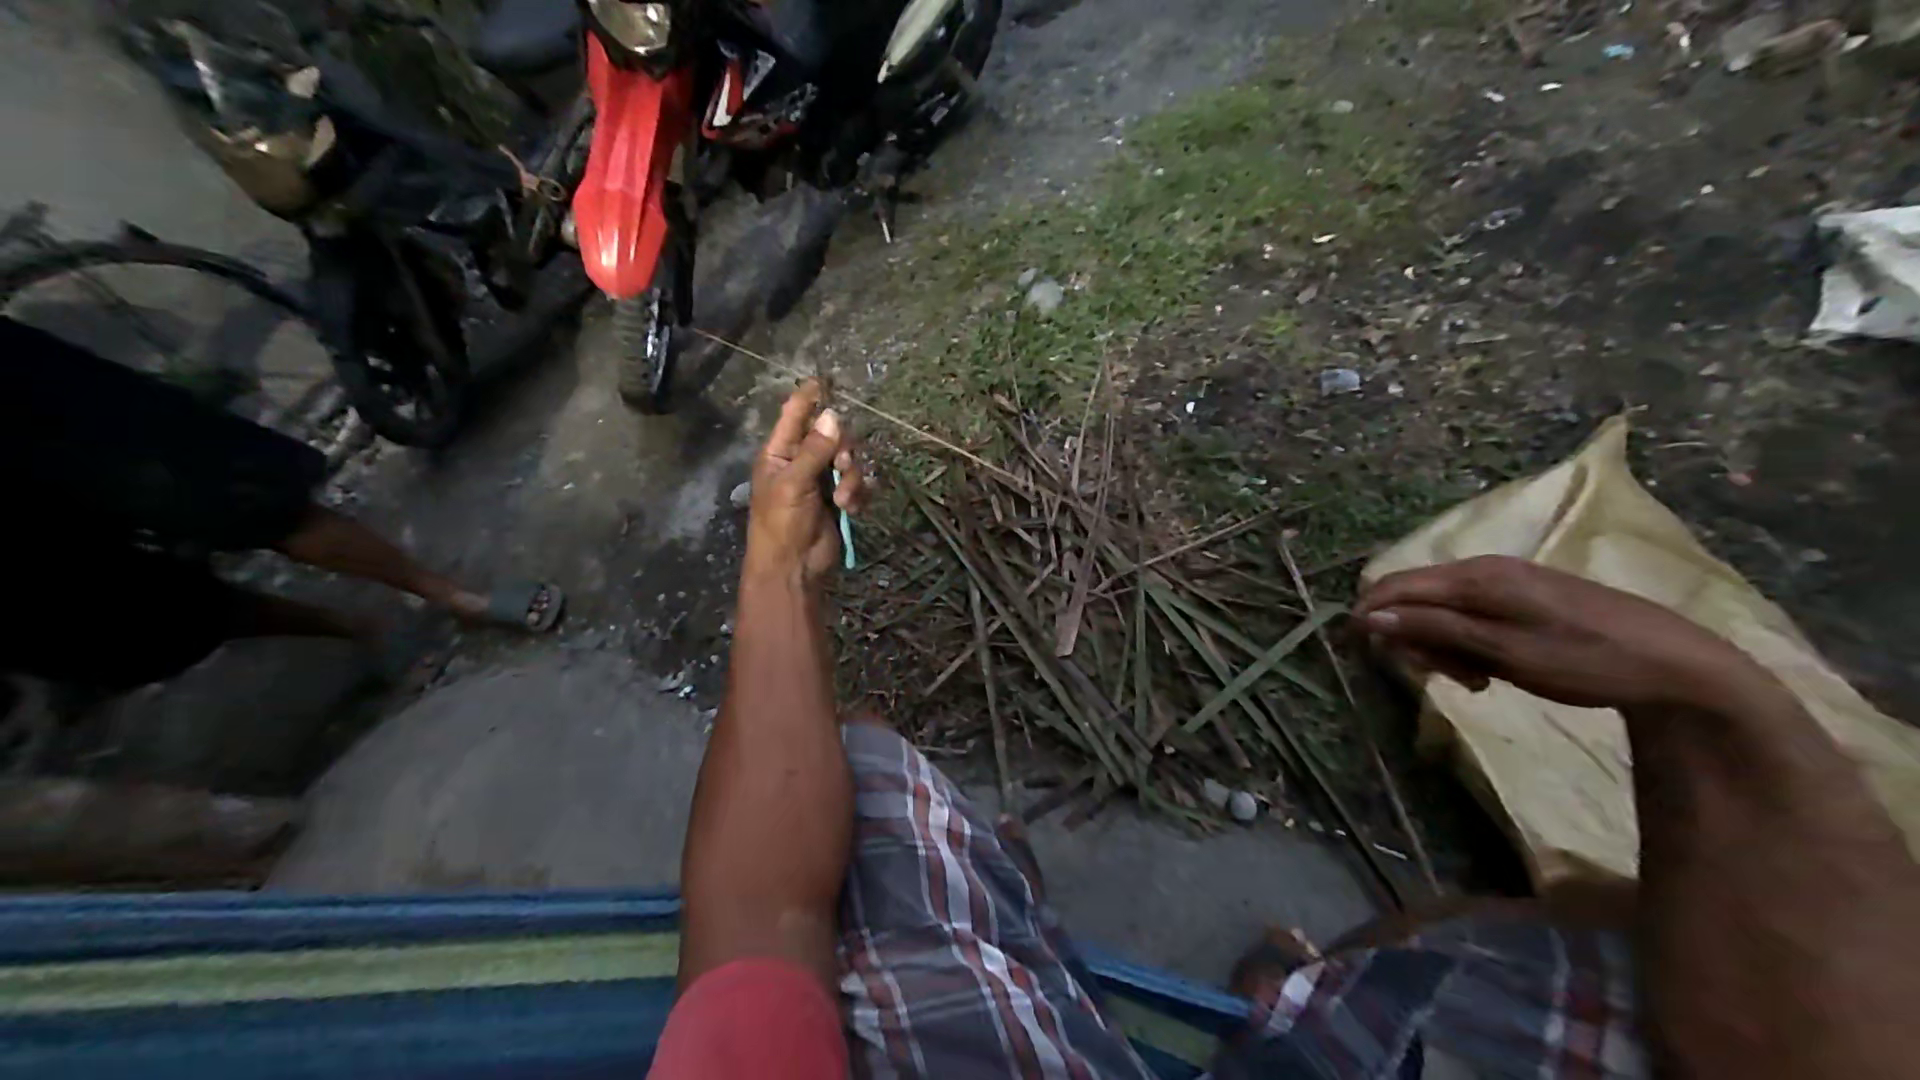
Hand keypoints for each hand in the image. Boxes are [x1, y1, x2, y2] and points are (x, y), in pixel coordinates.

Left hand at [744, 381, 865, 586]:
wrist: (793, 569)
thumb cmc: (781, 525)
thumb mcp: (794, 484)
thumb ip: (814, 450)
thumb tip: (833, 415)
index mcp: (780, 453)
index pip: (795, 415)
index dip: (809, 397)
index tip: (826, 380)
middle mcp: (801, 462)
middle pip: (831, 437)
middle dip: (842, 451)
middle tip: (843, 466)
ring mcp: (821, 482)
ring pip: (848, 462)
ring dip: (851, 479)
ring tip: (844, 500)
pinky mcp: (838, 501)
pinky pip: (857, 485)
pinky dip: (857, 495)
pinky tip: (852, 510)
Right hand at [1355, 555, 1766, 711]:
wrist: (1682, 667)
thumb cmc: (1585, 660)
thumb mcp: (1502, 652)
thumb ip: (1432, 629)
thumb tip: (1368, 617)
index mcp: (1474, 578)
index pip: (1393, 586)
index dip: (1369, 616)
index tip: (1362, 653)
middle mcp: (1482, 569)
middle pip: (1412, 597)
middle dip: (1410, 637)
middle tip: (1437, 677)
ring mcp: (1504, 580)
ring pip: (1438, 608)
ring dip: (1438, 644)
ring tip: (1471, 679)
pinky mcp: (1522, 596)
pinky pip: (1467, 613)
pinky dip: (1463, 641)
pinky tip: (1488, 667)